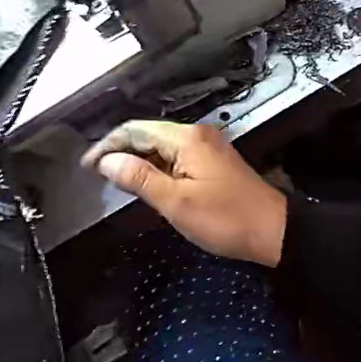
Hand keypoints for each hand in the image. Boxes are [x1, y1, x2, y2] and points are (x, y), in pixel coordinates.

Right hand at [83, 120, 286, 265]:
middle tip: (96, 174)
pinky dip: (155, 166)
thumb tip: (107, 162)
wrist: (274, 230)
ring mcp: (207, 145)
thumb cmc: (225, 219)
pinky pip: (175, 155)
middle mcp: (196, 134)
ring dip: (137, 159)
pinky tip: (145, 181)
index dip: (107, 146)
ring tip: (114, 179)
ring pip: (160, 145)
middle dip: (120, 151)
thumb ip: (139, 178)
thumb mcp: (176, 203)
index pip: (135, 130)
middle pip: (147, 134)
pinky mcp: (212, 160)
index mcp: (186, 138)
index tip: (86, 166)